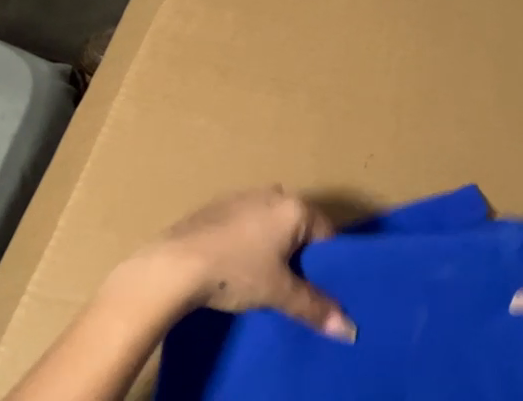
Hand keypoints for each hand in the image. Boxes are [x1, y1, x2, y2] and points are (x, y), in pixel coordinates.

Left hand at [136, 185, 355, 340]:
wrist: (173, 264)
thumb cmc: (235, 272)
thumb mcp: (278, 293)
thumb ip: (314, 307)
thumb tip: (349, 330)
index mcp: (295, 207)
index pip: (327, 234)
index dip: (326, 263)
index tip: (317, 286)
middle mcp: (274, 192)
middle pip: (298, 226)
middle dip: (297, 253)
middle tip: (289, 285)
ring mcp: (244, 195)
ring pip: (271, 223)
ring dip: (271, 245)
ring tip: (259, 278)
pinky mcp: (217, 204)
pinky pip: (246, 221)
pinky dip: (246, 239)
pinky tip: (233, 264)